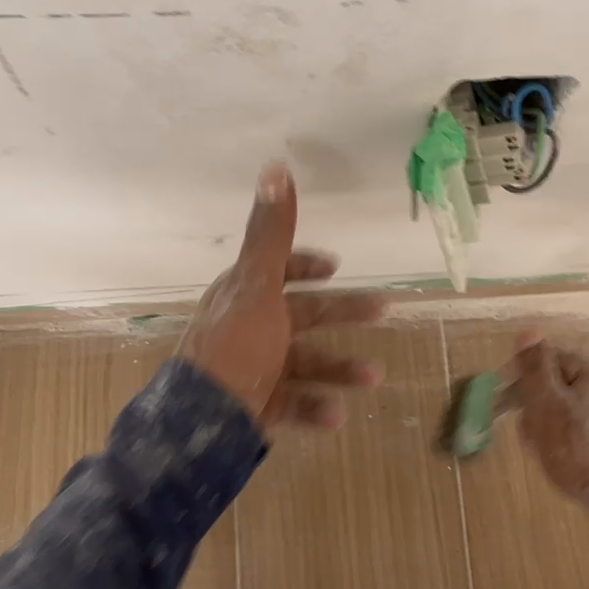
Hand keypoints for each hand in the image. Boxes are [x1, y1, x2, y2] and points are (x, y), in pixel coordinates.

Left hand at [178, 161, 387, 428]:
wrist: (203, 422)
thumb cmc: (235, 346)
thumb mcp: (257, 285)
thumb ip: (271, 233)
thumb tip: (276, 166)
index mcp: (244, 296)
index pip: (278, 272)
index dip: (306, 265)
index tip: (336, 267)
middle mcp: (249, 327)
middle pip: (304, 315)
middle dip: (344, 312)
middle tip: (384, 310)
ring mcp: (254, 368)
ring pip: (305, 363)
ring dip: (340, 368)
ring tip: (374, 377)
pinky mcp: (258, 405)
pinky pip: (295, 402)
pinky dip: (317, 406)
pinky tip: (338, 416)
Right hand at [503, 331, 588, 525]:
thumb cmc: (581, 450)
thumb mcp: (548, 405)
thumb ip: (535, 367)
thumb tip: (527, 330)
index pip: (547, 357)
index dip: (520, 377)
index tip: (501, 401)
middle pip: (559, 382)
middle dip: (536, 405)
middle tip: (528, 435)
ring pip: (571, 406)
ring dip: (550, 424)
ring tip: (546, 452)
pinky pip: (588, 424)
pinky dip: (571, 437)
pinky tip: (566, 460)